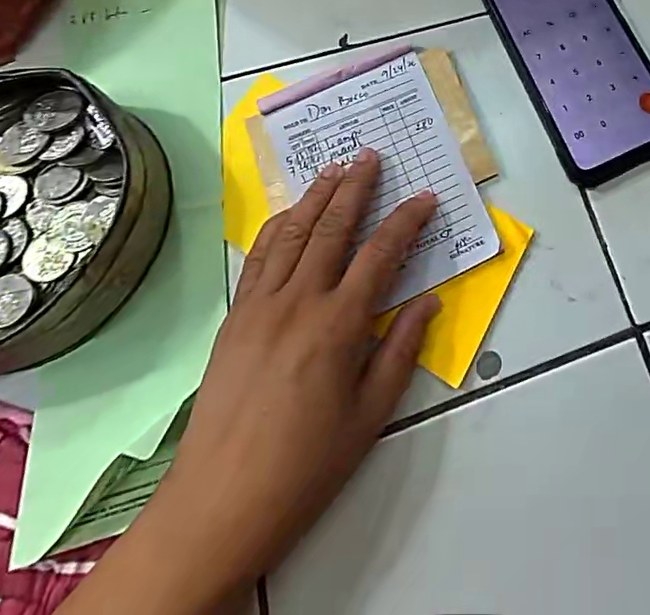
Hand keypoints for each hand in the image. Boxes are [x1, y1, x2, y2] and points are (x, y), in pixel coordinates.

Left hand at [113, 149, 439, 610]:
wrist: (223, 494)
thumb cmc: (306, 466)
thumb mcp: (369, 417)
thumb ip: (399, 352)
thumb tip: (427, 301)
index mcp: (338, 326)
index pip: (381, 256)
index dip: (405, 222)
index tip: (423, 196)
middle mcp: (299, 301)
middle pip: (333, 229)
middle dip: (355, 188)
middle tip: (370, 156)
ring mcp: (261, 303)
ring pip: (293, 233)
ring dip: (315, 196)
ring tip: (334, 168)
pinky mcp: (236, 313)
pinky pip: (260, 256)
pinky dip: (279, 227)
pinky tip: (290, 215)